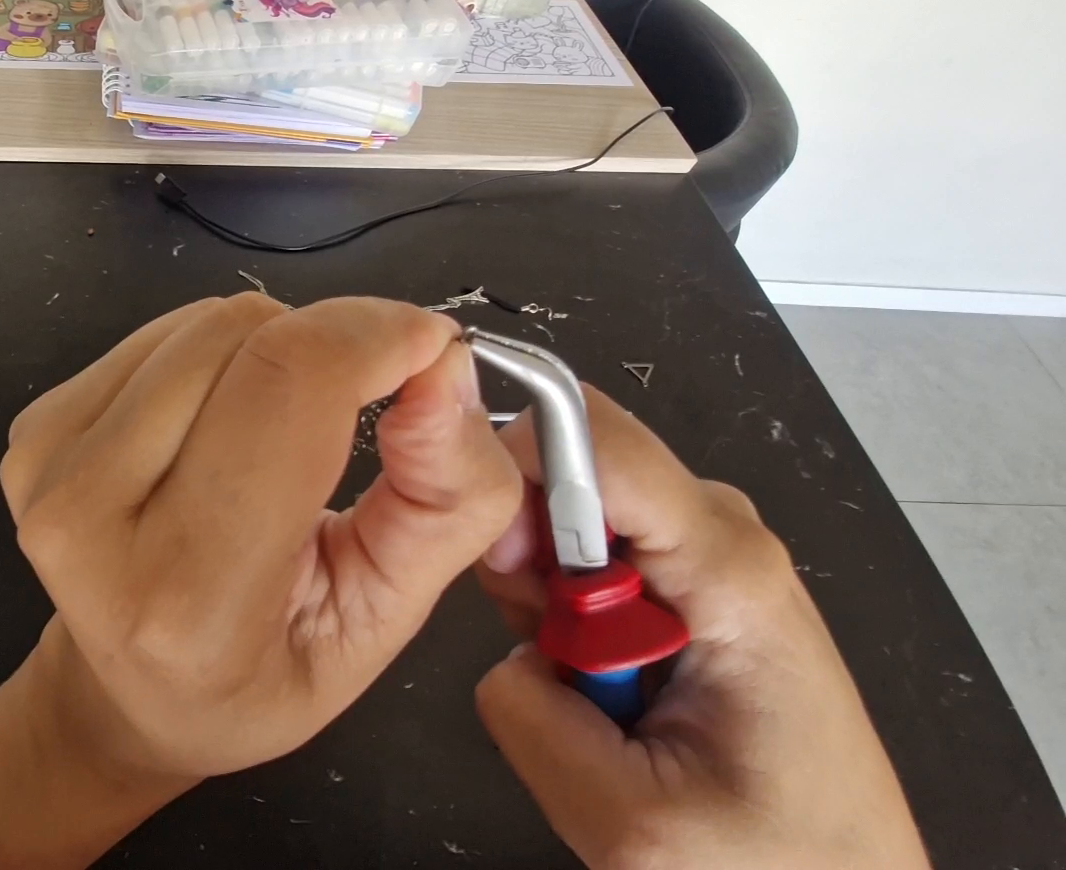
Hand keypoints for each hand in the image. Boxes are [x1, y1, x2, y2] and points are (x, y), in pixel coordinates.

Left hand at [1, 294, 522, 780]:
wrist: (119, 689)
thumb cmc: (255, 676)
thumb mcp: (379, 621)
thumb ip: (444, 500)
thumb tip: (442, 367)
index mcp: (191, 589)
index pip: (287, 389)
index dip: (375, 337)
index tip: (429, 347)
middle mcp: (92, 516)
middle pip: (244, 334)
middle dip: (331, 344)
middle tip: (353, 408)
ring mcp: (49, 465)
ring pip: (202, 321)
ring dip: (268, 350)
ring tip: (271, 433)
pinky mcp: (33, 428)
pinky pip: (157, 332)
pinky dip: (212, 356)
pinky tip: (212, 425)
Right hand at [475, 386, 927, 869]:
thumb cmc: (766, 861)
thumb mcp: (630, 822)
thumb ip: (528, 714)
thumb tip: (501, 648)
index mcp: (726, 569)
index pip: (596, 439)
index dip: (517, 464)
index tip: (502, 557)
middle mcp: (717, 529)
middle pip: (566, 463)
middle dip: (522, 539)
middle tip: (543, 639)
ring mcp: (699, 543)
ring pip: (560, 503)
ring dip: (536, 577)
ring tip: (578, 666)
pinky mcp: (679, 566)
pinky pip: (575, 539)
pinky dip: (553, 590)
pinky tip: (591, 658)